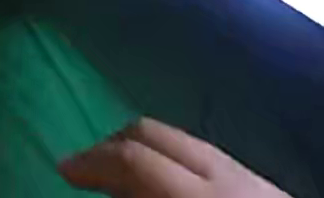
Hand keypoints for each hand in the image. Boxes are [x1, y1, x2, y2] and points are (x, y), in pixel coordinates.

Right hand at [59, 118, 293, 197]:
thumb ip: (147, 195)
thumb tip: (111, 190)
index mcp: (200, 195)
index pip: (136, 162)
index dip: (93, 162)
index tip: (62, 169)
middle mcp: (224, 172)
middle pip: (152, 133)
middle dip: (110, 144)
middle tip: (84, 167)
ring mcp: (246, 172)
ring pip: (177, 138)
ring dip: (139, 147)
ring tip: (117, 174)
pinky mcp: (262, 180)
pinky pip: (199, 152)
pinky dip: (169, 158)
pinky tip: (163, 184)